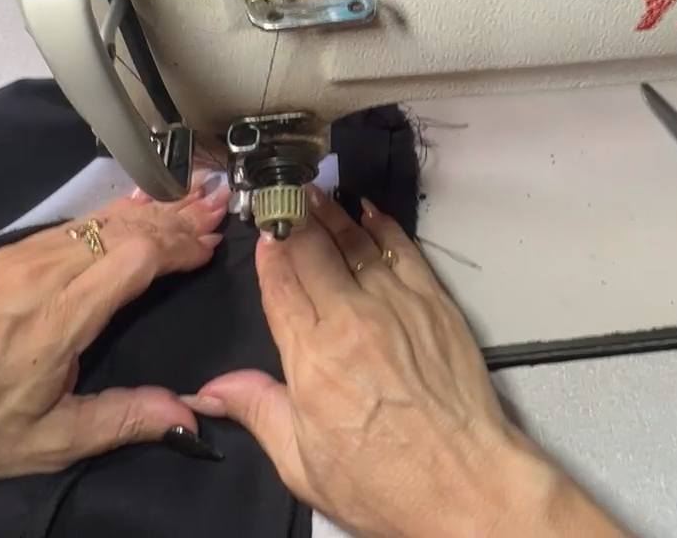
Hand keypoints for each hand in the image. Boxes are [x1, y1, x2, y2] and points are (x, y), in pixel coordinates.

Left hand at [0, 182, 228, 505]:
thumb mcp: (46, 442)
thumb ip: (122, 421)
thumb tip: (188, 415)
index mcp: (60, 317)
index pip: (136, 257)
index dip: (179, 245)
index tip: (211, 246)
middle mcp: (45, 273)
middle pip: (127, 227)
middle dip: (178, 216)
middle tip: (219, 206)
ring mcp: (23, 256)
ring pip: (102, 218)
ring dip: (153, 207)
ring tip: (193, 196)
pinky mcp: (7, 253)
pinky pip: (75, 221)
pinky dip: (117, 210)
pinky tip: (137, 202)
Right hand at [191, 188, 622, 537]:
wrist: (466, 484)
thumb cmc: (382, 482)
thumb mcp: (303, 464)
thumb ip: (258, 411)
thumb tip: (210, 390)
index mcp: (312, 357)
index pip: (281, 285)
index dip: (269, 253)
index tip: (263, 230)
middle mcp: (350, 317)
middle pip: (313, 252)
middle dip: (295, 219)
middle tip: (285, 194)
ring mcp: (395, 302)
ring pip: (355, 242)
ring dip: (332, 214)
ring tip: (316, 193)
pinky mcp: (432, 300)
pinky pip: (402, 249)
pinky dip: (382, 226)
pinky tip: (368, 212)